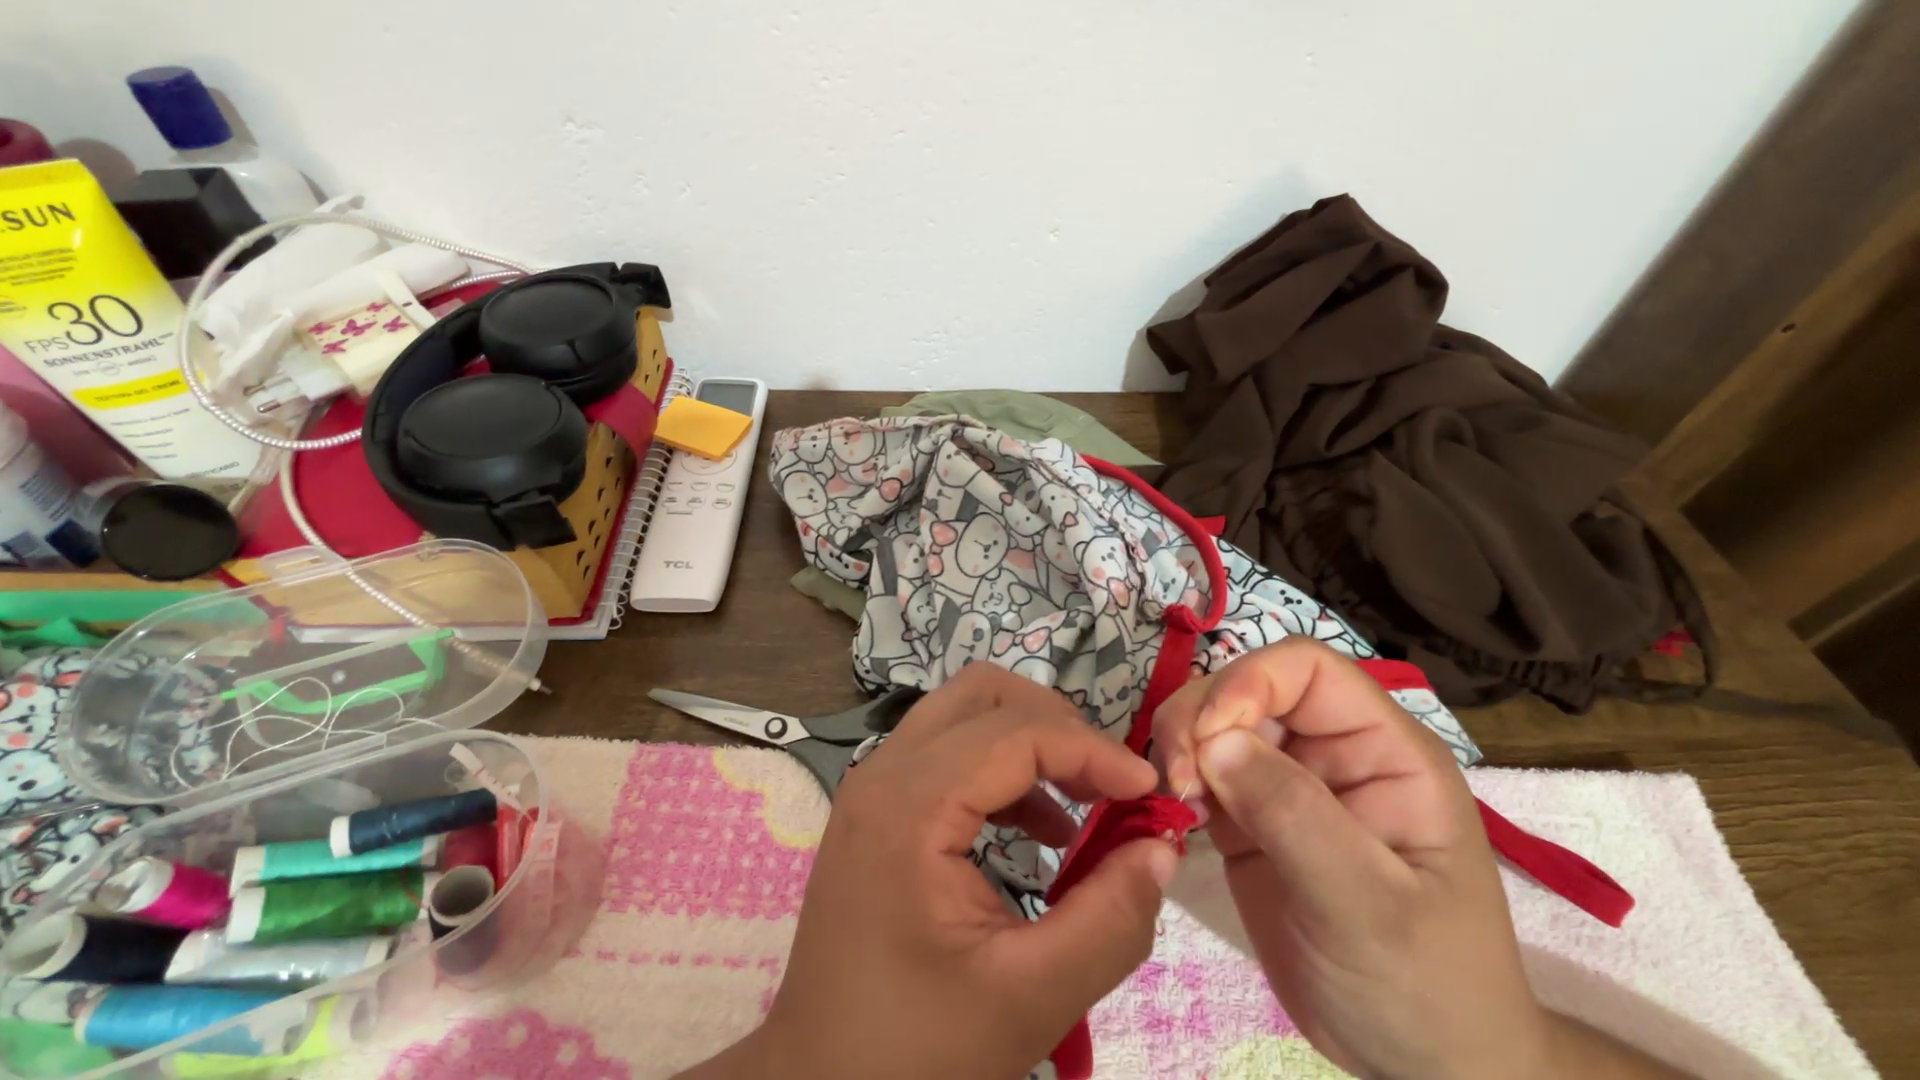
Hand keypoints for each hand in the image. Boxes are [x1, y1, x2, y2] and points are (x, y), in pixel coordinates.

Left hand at [684, 664, 1178, 1079]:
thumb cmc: (918, 1045)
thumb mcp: (1032, 995)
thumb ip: (1111, 919)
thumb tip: (1162, 847)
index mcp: (910, 806)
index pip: (1017, 732)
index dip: (1094, 751)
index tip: (1150, 796)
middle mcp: (883, 774)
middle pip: (984, 694)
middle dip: (1060, 726)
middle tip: (1112, 787)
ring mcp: (873, 787)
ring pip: (964, 714)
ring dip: (1032, 744)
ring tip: (1086, 809)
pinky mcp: (876, 810)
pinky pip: (948, 753)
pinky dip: (1002, 769)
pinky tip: (1039, 831)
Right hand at [1157, 639, 1671, 1079]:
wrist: (1421, 1063)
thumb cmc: (1425, 983)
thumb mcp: (1368, 905)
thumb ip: (1294, 815)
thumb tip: (1214, 739)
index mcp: (1383, 751)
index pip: (1306, 669)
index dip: (1248, 682)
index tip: (1205, 741)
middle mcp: (1332, 754)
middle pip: (1248, 688)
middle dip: (1200, 717)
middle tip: (1176, 782)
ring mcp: (1289, 788)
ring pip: (1215, 726)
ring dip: (1181, 748)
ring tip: (1173, 802)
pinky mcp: (1252, 824)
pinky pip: (1203, 777)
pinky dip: (1177, 785)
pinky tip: (1174, 819)